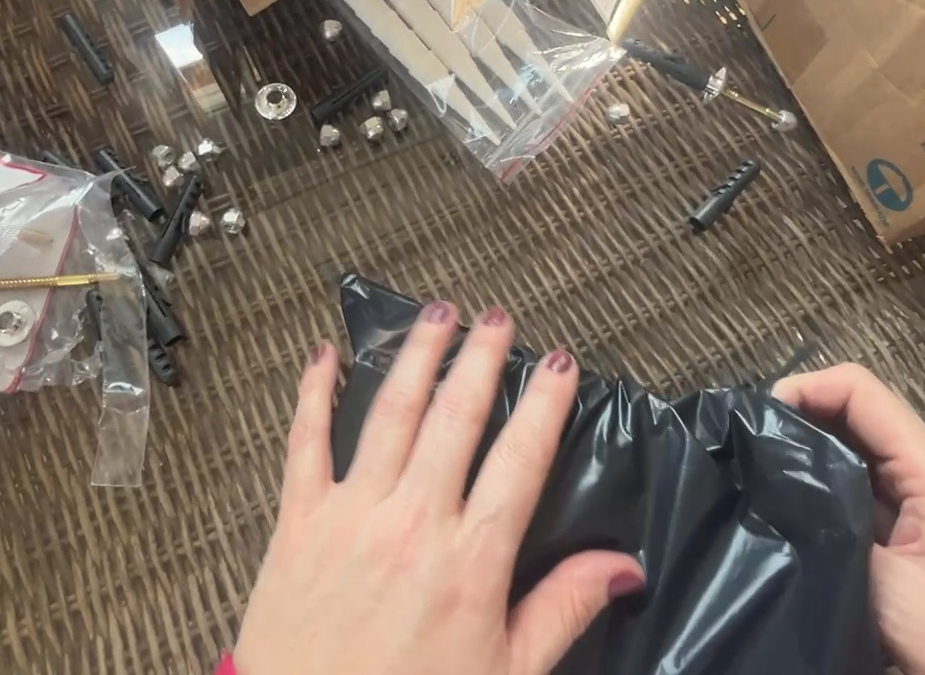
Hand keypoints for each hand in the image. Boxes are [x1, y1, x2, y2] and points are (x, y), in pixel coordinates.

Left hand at [233, 302, 644, 674]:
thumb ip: (563, 610)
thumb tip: (624, 565)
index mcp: (470, 560)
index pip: (520, 460)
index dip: (545, 405)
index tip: (561, 363)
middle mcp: (414, 521)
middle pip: (455, 418)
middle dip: (481, 359)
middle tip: (497, 318)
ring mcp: (352, 513)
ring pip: (390, 412)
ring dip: (417, 356)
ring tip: (437, 314)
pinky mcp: (300, 520)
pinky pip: (305, 441)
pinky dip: (313, 392)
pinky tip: (324, 352)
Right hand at [773, 364, 924, 674]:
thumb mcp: (891, 594)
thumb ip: (834, 528)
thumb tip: (776, 490)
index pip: (859, 389)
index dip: (803, 388)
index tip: (761, 422)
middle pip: (865, 411)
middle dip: (806, 419)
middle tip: (758, 452)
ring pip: (874, 445)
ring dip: (824, 451)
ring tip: (778, 478)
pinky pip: (889, 479)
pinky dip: (847, 480)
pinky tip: (821, 508)